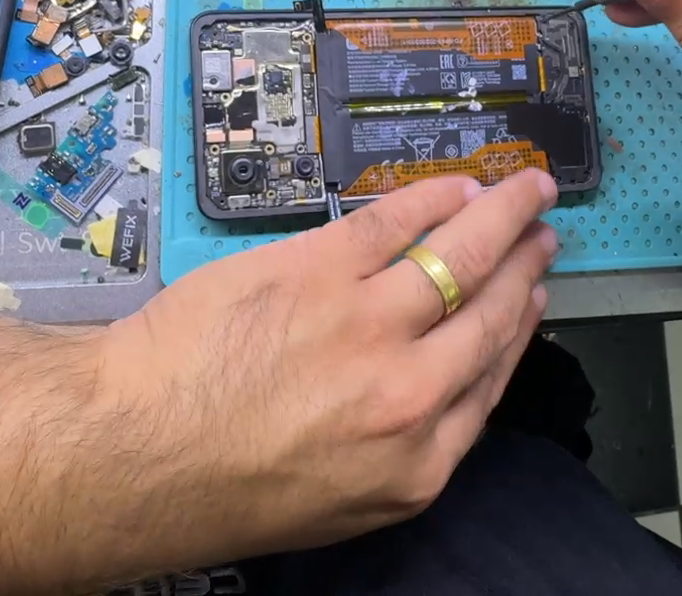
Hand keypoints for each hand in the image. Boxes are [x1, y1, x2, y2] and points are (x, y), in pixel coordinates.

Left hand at [93, 170, 557, 574]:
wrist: (136, 450)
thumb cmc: (222, 481)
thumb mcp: (337, 496)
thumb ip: (400, 442)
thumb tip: (435, 378)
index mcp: (416, 457)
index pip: (493, 375)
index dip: (521, 325)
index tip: (534, 295)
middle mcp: (407, 389)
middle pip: (490, 310)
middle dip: (528, 264)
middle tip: (545, 233)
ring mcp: (367, 321)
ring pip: (458, 254)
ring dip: (500, 215)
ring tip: (523, 192)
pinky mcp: (320, 269)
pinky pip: (393, 221)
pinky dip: (431, 197)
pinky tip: (455, 185)